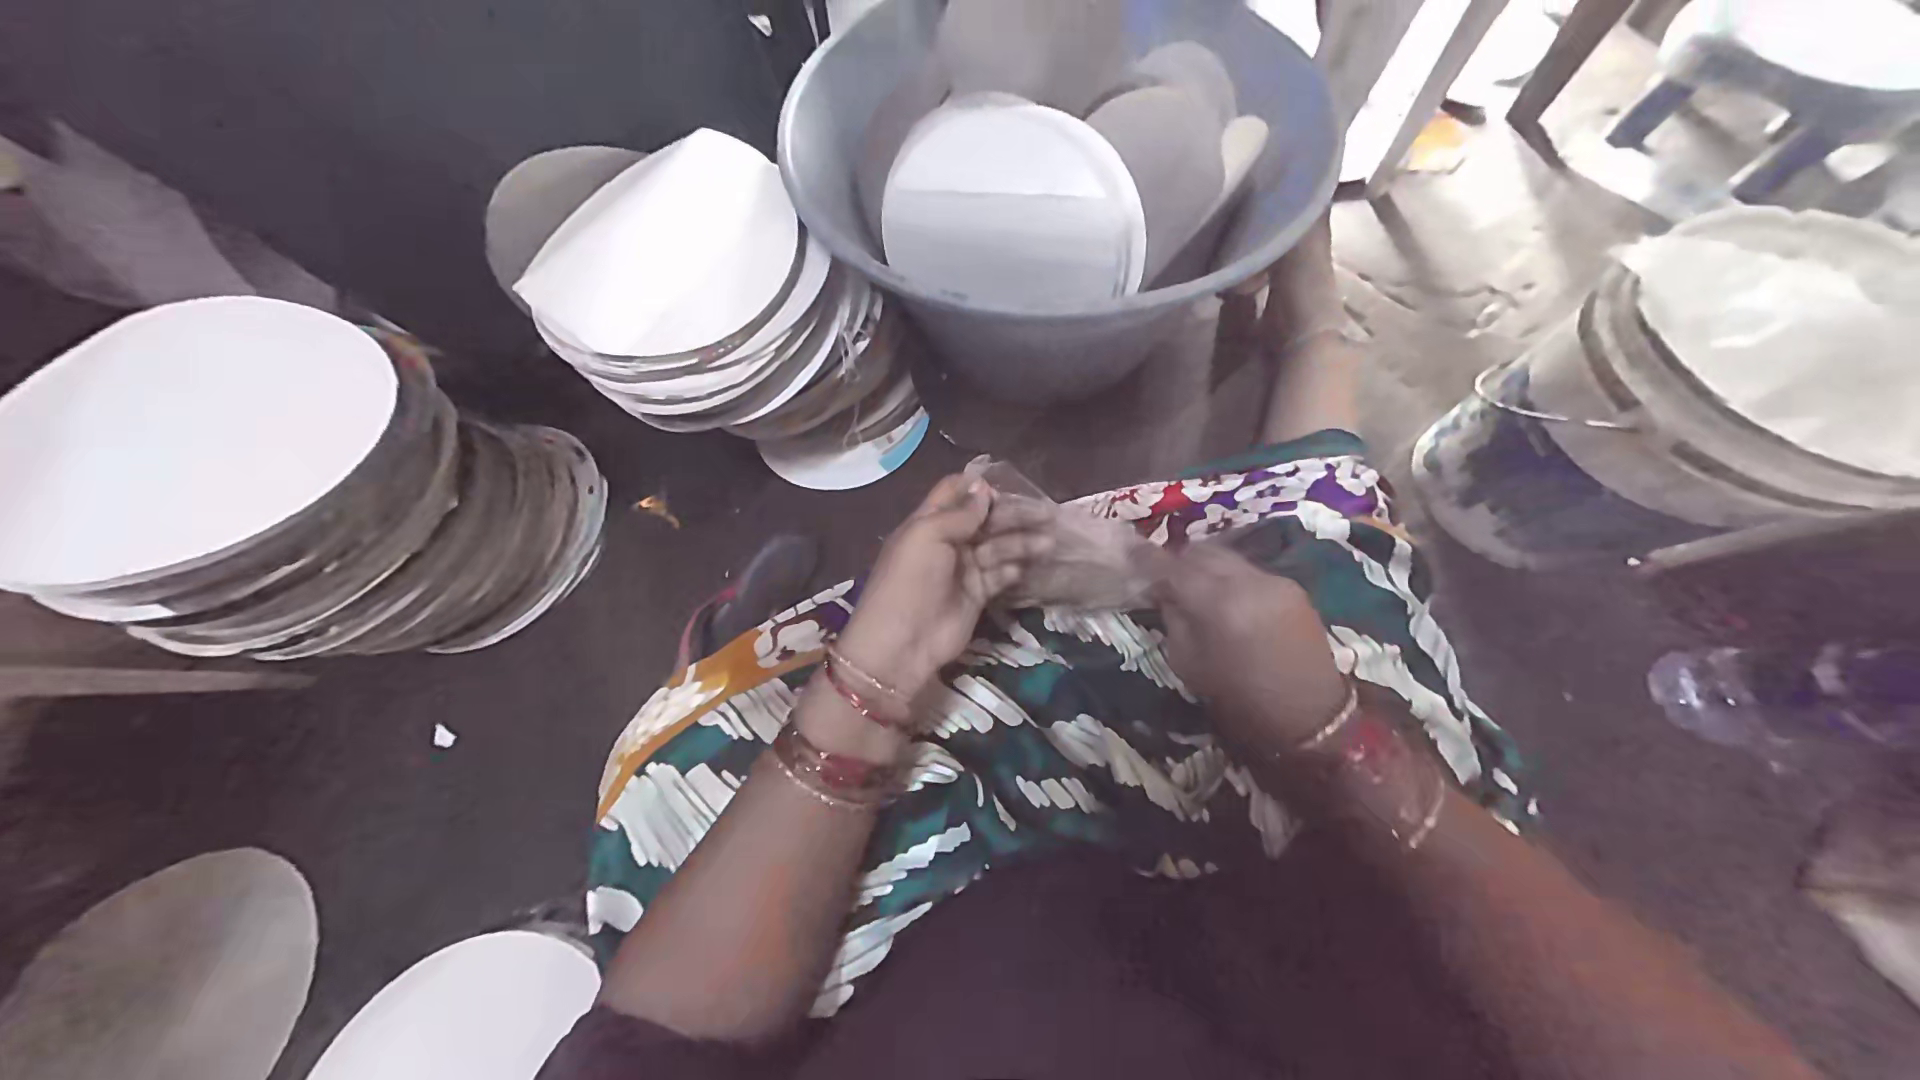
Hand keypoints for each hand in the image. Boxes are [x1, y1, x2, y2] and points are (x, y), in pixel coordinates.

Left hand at [835, 474, 1050, 698]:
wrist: (903, 641)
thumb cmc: (910, 581)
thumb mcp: (928, 536)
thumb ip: (960, 513)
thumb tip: (985, 489)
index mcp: (929, 522)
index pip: (955, 492)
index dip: (979, 487)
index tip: (1008, 487)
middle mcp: (948, 541)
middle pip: (984, 519)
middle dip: (1012, 514)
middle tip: (1045, 514)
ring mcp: (964, 569)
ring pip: (997, 546)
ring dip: (1021, 542)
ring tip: (1048, 542)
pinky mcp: (977, 594)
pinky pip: (1000, 575)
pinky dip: (1015, 568)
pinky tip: (1031, 564)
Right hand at [1155, 543, 1348, 751]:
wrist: (1307, 714)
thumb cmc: (1238, 695)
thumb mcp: (1187, 661)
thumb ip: (1172, 617)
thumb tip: (1164, 591)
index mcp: (1217, 604)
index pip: (1171, 567)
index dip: (1146, 558)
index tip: (1129, 552)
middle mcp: (1247, 582)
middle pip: (1200, 551)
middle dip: (1177, 560)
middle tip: (1163, 577)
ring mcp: (1273, 580)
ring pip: (1226, 556)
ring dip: (1204, 566)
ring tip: (1195, 586)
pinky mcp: (1291, 586)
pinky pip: (1248, 570)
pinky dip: (1229, 577)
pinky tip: (1226, 598)